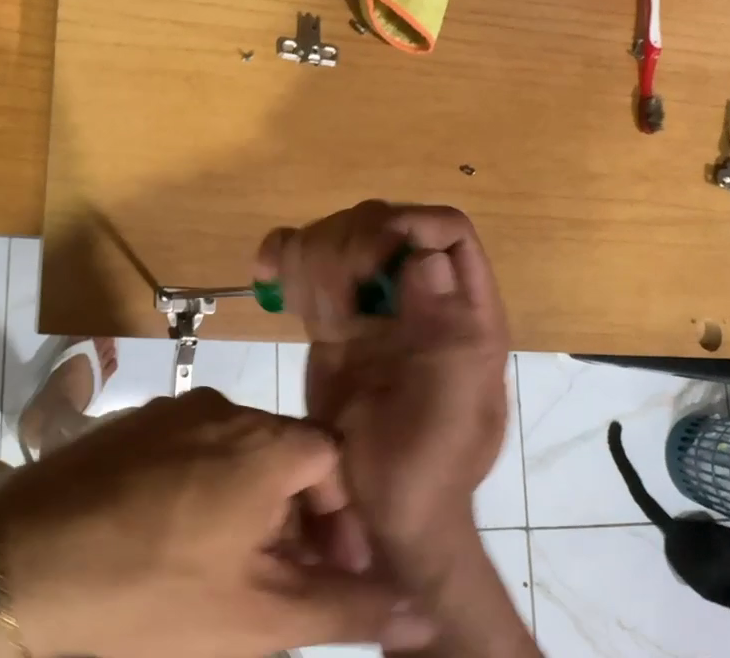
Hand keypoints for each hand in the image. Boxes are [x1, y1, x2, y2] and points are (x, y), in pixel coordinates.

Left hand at [0, 389, 433, 657]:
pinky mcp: (124, 428)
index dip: (347, 519)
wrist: (25, 562)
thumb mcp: (262, 614)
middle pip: (283, 455)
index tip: (340, 575)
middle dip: (301, 520)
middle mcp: (214, 409)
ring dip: (252, 509)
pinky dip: (206, 493)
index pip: (332, 459)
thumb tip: (421, 611)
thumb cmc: (154, 589)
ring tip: (238, 574)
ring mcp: (163, 414)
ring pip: (234, 455)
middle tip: (292, 586)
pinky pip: (188, 452)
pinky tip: (184, 545)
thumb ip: (348, 607)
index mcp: (258, 441)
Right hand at [255, 201, 511, 593]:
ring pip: (336, 234)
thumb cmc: (423, 470)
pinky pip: (301, 261)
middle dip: (345, 248)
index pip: (445, 230)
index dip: (403, 228)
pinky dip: (280, 257)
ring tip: (301, 308)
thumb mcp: (448, 414)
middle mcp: (417, 298)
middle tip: (332, 303)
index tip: (365, 267)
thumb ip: (447, 340)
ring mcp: (370, 306)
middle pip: (380, 221)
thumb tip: (425, 260)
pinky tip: (266, 282)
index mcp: (462, 313)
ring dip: (307, 258)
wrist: (377, 509)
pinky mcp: (329, 319)